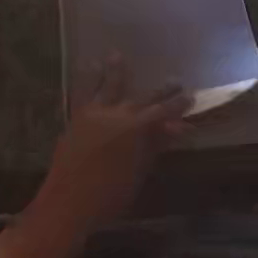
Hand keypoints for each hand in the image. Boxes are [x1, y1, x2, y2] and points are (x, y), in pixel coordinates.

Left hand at [31, 58, 188, 231]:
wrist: (67, 203)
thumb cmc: (109, 195)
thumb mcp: (138, 171)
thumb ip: (155, 144)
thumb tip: (179, 126)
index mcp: (134, 129)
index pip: (162, 112)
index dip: (177, 105)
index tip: (190, 96)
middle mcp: (114, 114)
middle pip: (141, 98)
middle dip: (159, 91)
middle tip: (175, 80)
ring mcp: (92, 114)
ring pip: (106, 86)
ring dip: (113, 71)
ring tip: (115, 55)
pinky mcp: (75, 119)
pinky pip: (82, 93)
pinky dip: (86, 79)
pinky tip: (87, 69)